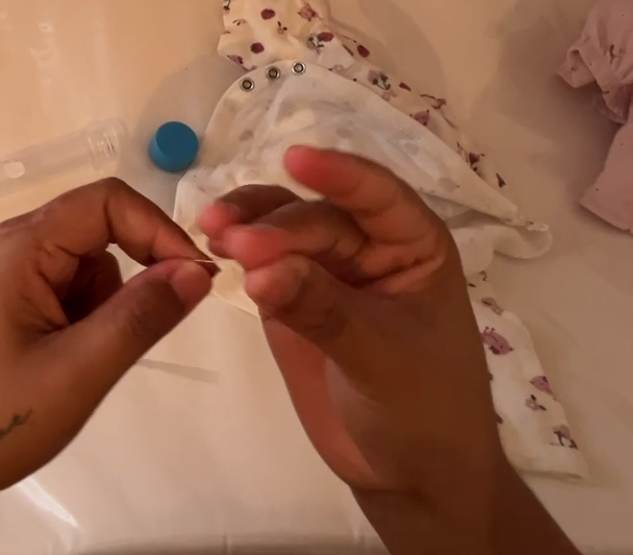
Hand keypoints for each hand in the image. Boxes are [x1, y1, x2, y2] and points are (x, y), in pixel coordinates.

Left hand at [0, 178, 213, 554]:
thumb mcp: (81, 369)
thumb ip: (142, 315)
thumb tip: (198, 270)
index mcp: (22, 243)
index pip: (106, 201)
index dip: (157, 229)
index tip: (195, 279)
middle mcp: (11, 242)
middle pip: (95, 229)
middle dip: (130, 275)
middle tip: (139, 332)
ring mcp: (5, 269)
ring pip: (85, 262)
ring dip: (103, 303)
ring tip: (80, 360)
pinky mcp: (4, 296)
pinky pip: (64, 286)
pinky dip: (82, 316)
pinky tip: (62, 360)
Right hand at [199, 148, 506, 522]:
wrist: (405, 474)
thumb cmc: (423, 410)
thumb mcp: (382, 358)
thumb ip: (323, 310)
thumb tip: (260, 271)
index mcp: (411, 246)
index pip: (377, 195)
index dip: (340, 173)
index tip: (295, 158)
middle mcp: (366, 245)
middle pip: (313, 214)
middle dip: (275, 225)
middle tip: (234, 244)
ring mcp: (323, 267)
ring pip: (279, 226)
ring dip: (245, 224)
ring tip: (211, 231)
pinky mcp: (287, 292)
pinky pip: (258, 258)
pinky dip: (234, 250)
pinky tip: (210, 247)